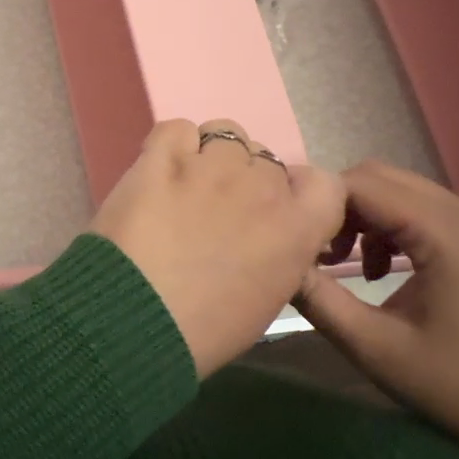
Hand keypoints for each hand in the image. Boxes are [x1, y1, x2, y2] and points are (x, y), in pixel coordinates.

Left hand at [91, 119, 344, 376]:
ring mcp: (210, 168)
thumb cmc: (204, 329)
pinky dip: (171, 143)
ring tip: (183, 186)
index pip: (323, 182)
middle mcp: (261, 188)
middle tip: (212, 208)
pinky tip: (157, 168)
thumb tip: (264, 237)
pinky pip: (176, 129)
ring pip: (223, 134)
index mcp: (296, 229)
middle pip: (263, 159)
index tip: (270, 208)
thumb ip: (278, 254)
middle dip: (244, 179)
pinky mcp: (160, 159)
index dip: (295, 190)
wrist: (135, 318)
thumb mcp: (267, 298)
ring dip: (209, 155)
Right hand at [295, 160, 458, 458]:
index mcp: (448, 235)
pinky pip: (422, 209)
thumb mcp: (372, 346)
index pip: (361, 185)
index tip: (294, 243)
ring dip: (360, 215)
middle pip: (379, 177)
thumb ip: (318, 298)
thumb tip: (276, 262)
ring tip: (341, 263)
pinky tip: (379, 270)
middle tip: (314, 252)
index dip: (317, 204)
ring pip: (399, 189)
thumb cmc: (457, 386)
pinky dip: (387, 225)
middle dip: (336, 206)